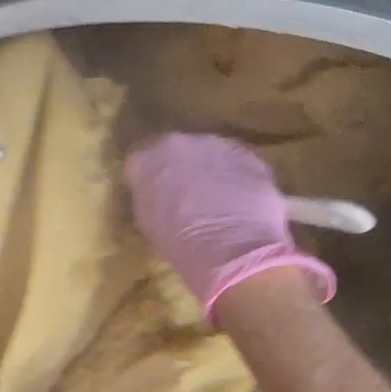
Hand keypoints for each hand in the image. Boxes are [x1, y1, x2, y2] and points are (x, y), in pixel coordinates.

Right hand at [124, 133, 334, 312]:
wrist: (230, 249)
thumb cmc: (178, 242)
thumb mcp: (147, 220)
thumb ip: (148, 194)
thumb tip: (157, 192)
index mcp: (145, 158)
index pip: (140, 158)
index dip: (149, 175)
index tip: (153, 191)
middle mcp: (179, 142)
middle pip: (177, 149)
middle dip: (181, 167)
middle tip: (187, 194)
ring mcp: (217, 145)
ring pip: (211, 153)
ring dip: (212, 170)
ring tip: (219, 200)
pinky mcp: (249, 156)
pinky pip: (239, 164)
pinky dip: (238, 178)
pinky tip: (242, 203)